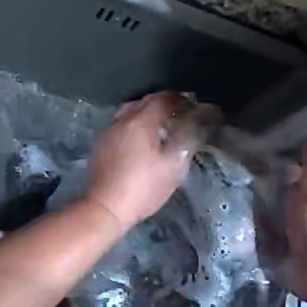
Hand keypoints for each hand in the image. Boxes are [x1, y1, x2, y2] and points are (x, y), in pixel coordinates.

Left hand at [83, 92, 210, 227]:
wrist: (105, 208)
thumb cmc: (143, 187)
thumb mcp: (174, 164)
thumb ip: (190, 135)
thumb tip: (204, 114)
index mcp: (140, 120)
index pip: (164, 98)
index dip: (182, 100)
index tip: (196, 108)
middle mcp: (122, 120)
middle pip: (146, 101)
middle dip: (166, 104)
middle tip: (182, 115)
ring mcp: (108, 132)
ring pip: (131, 112)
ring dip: (149, 113)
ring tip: (164, 127)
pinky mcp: (101, 145)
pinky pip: (122, 125)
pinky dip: (136, 124)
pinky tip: (144, 140)